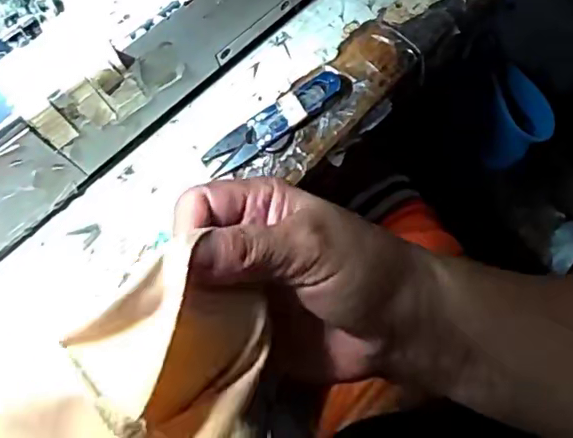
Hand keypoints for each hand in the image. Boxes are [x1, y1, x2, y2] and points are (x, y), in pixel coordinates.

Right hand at [173, 178, 431, 382]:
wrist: (396, 326)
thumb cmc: (361, 265)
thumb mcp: (309, 244)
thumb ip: (252, 247)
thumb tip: (187, 253)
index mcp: (257, 206)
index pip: (199, 206)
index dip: (187, 232)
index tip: (188, 271)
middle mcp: (241, 244)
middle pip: (186, 254)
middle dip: (176, 283)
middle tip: (176, 318)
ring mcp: (241, 291)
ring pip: (190, 298)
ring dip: (181, 321)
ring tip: (177, 347)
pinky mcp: (244, 333)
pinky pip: (205, 338)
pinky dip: (195, 351)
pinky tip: (190, 366)